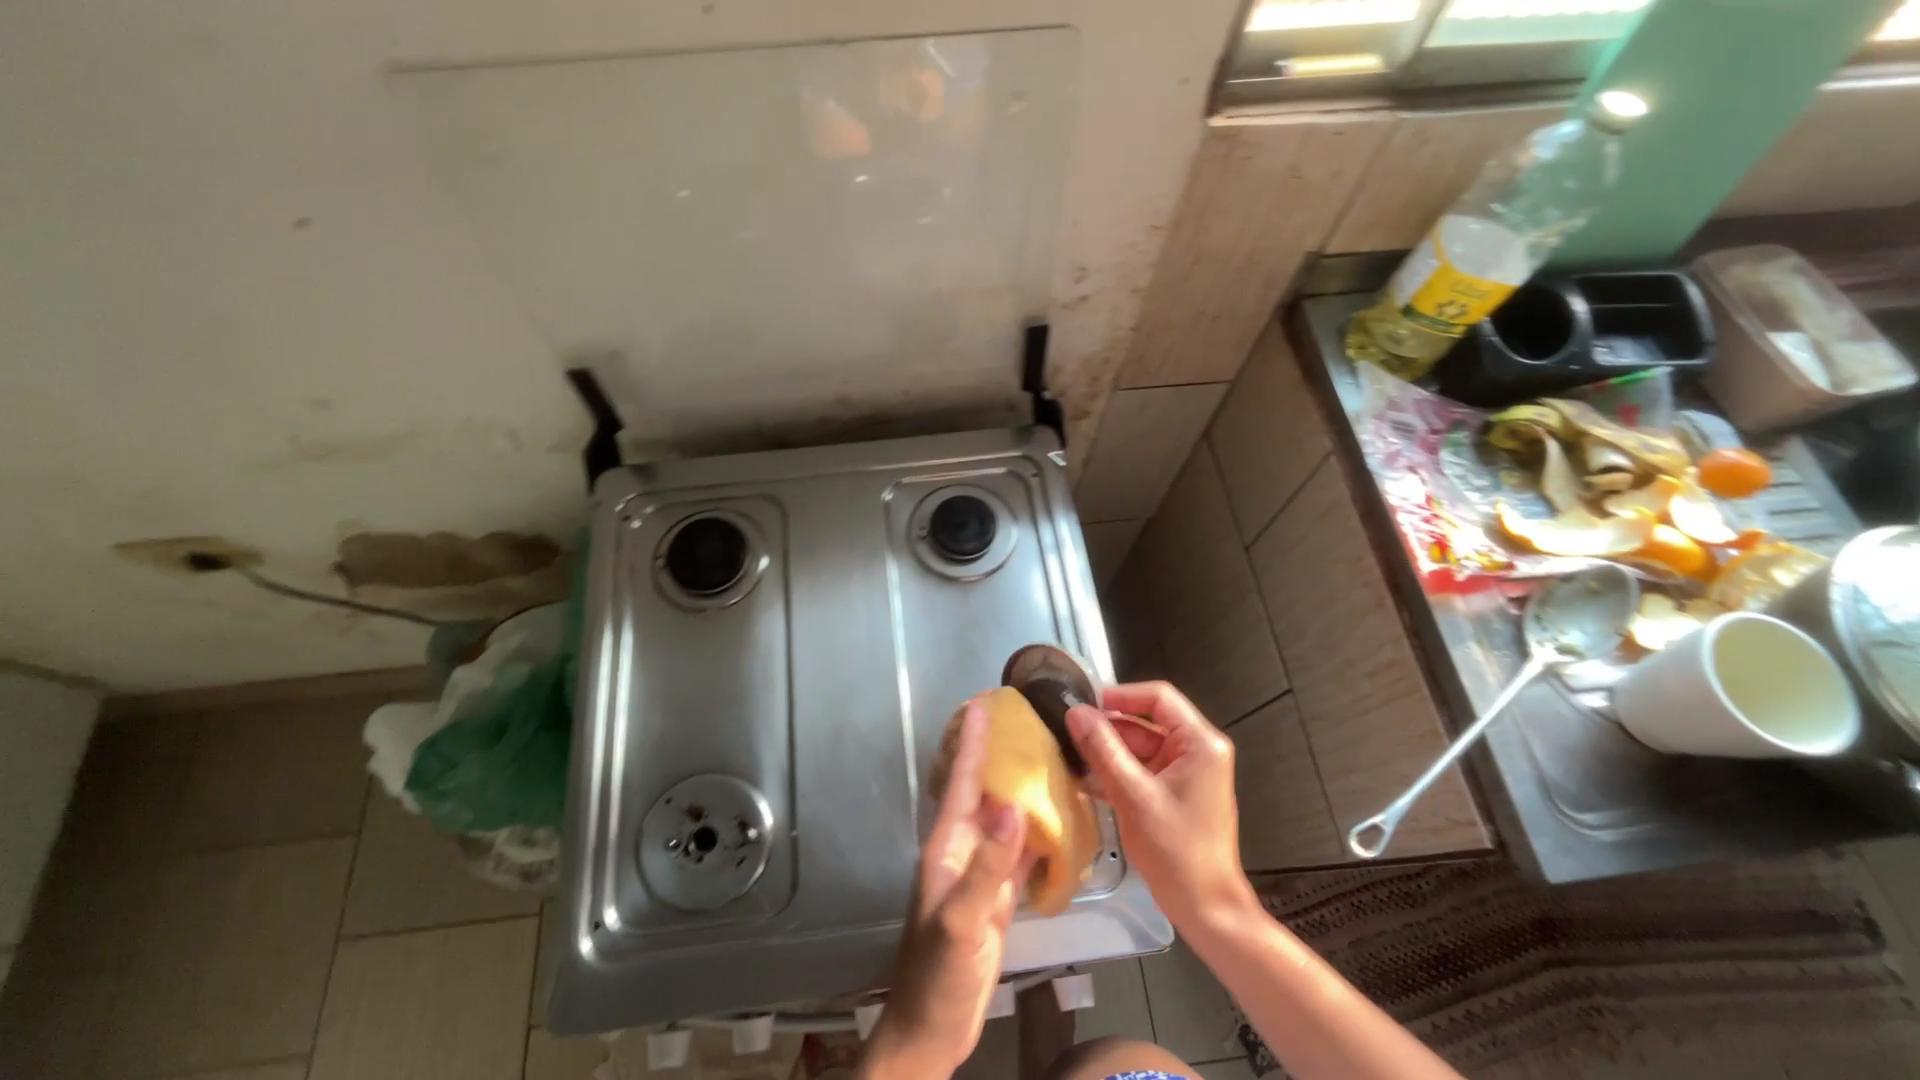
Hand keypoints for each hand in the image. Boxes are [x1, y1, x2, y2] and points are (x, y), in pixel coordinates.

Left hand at [860, 700, 1028, 1079]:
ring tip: (1044, 758)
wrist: (934, 1027)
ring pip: (1002, 820)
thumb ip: (987, 866)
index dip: (970, 744)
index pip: (962, 784)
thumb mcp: (963, 918)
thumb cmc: (938, 973)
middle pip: (981, 792)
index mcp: (947, 848)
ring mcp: (980, 875)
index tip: (981, 705)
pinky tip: (1057, 823)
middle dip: (995, 756)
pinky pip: (1019, 855)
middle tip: (1021, 721)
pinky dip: (1036, 835)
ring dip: (1018, 789)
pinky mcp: (997, 898)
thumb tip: (1012, 806)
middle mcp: (962, 852)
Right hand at [1066, 682, 1254, 930]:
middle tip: (1065, 733)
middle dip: (1107, 728)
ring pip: (1139, 748)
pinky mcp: (1173, 794)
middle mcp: (1196, 751)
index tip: (1083, 705)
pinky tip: (1083, 781)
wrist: (1205, 907)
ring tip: (1068, 756)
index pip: (1158, 697)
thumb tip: (1074, 712)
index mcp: (1200, 743)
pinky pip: (1140, 771)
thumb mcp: (1133, 795)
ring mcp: (1185, 774)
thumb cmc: (1175, 849)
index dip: (1120, 696)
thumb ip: (1103, 749)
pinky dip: (1115, 773)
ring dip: (1106, 753)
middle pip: (1145, 724)